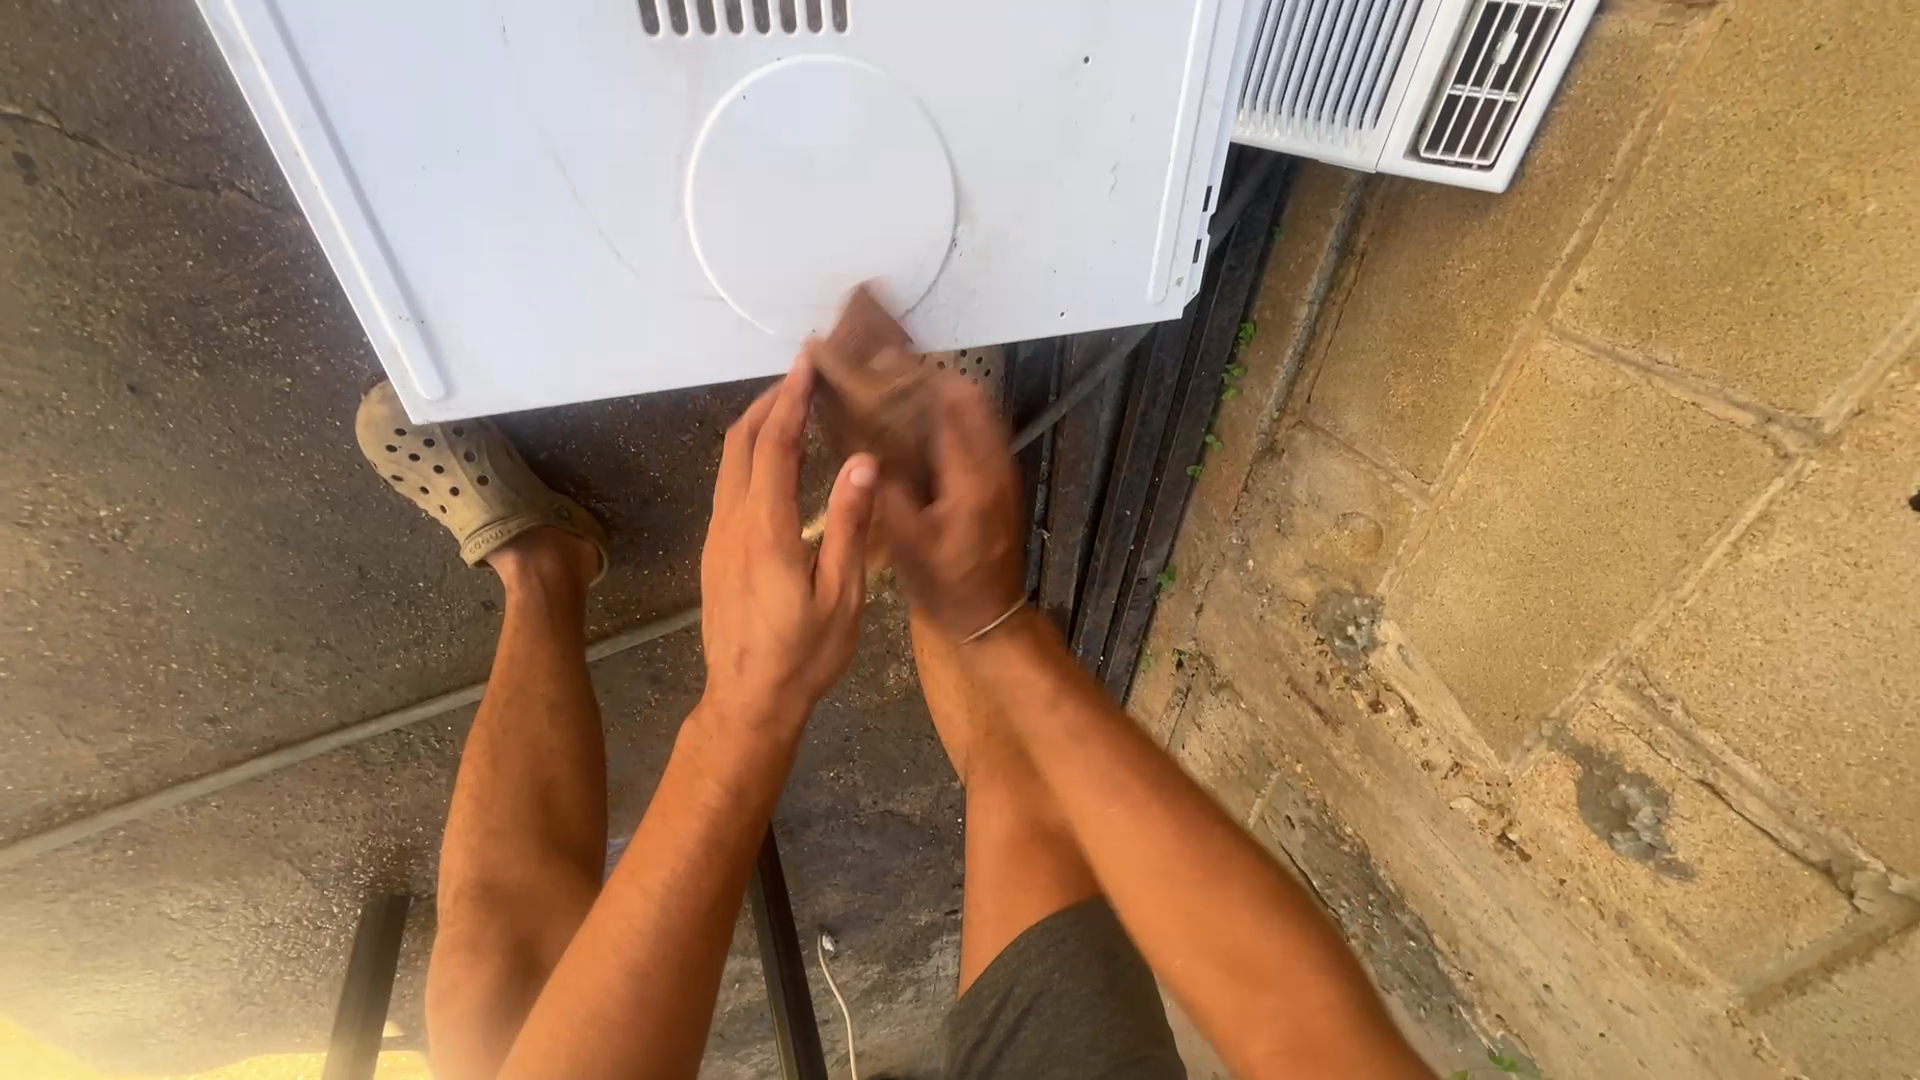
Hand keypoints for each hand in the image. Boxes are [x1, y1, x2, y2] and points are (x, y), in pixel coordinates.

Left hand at [700, 355, 876, 733]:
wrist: (749, 700)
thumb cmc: (805, 654)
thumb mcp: (842, 596)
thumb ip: (848, 525)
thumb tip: (862, 462)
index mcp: (766, 531)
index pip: (774, 447)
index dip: (790, 401)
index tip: (806, 365)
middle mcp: (732, 523)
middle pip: (740, 443)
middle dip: (769, 402)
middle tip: (803, 377)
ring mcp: (717, 536)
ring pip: (729, 462)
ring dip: (757, 426)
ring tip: (794, 407)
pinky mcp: (715, 550)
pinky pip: (729, 485)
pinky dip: (752, 455)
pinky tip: (779, 460)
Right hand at [875, 374, 1025, 640]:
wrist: (991, 614)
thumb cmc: (946, 583)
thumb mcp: (907, 543)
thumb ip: (887, 491)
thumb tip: (864, 446)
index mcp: (971, 477)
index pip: (949, 406)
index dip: (915, 380)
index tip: (881, 364)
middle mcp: (996, 463)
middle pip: (972, 397)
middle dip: (933, 377)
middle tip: (892, 372)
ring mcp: (1004, 470)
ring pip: (981, 411)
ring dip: (947, 394)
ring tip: (904, 390)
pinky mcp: (1002, 480)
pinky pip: (983, 430)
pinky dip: (957, 416)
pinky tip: (924, 424)